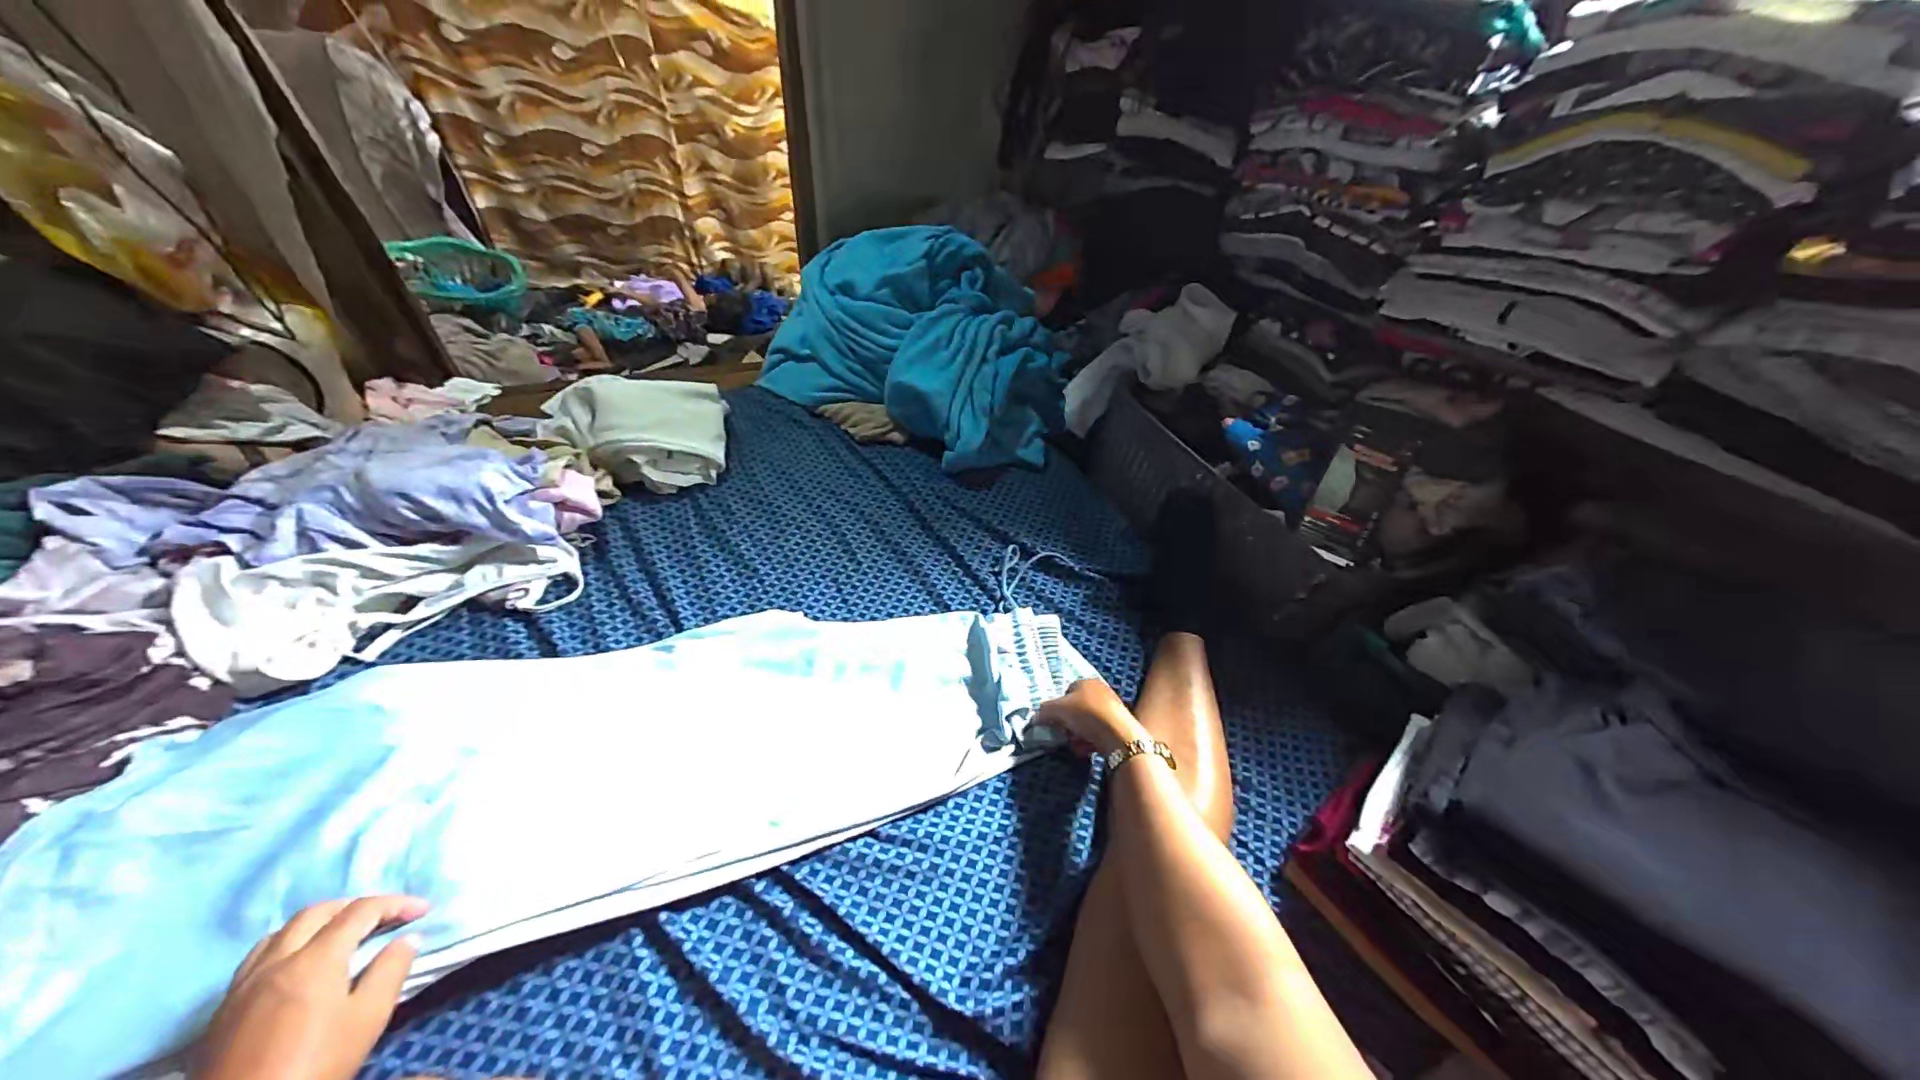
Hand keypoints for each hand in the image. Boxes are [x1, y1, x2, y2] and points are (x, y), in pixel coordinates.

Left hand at [191, 895, 429, 1079]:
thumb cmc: (315, 1064)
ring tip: (341, 935)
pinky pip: (258, 957)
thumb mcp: (368, 1018)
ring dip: (318, 922)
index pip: (361, 911)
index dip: (397, 903)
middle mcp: (276, 961)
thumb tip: (407, 939)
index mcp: (315, 959)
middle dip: (356, 905)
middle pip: (317, 912)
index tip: (424, 910)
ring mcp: (243, 985)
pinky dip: (288, 945)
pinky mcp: (223, 1008)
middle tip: (385, 916)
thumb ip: (391, 970)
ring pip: (281, 932)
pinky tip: (298, 966)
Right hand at [1035, 679, 1149, 756]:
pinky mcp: (1119, 725)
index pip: (1066, 693)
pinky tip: (1088, 749)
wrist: (1119, 734)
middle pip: (1076, 710)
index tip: (1055, 722)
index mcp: (1086, 682)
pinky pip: (1098, 732)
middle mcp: (1100, 691)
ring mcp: (1111, 708)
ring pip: (1086, 723)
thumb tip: (1036, 717)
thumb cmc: (1086, 714)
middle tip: (1065, 735)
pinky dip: (1091, 741)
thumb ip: (1044, 711)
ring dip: (1078, 736)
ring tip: (1077, 745)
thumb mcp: (1058, 709)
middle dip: (1068, 725)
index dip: (1058, 708)